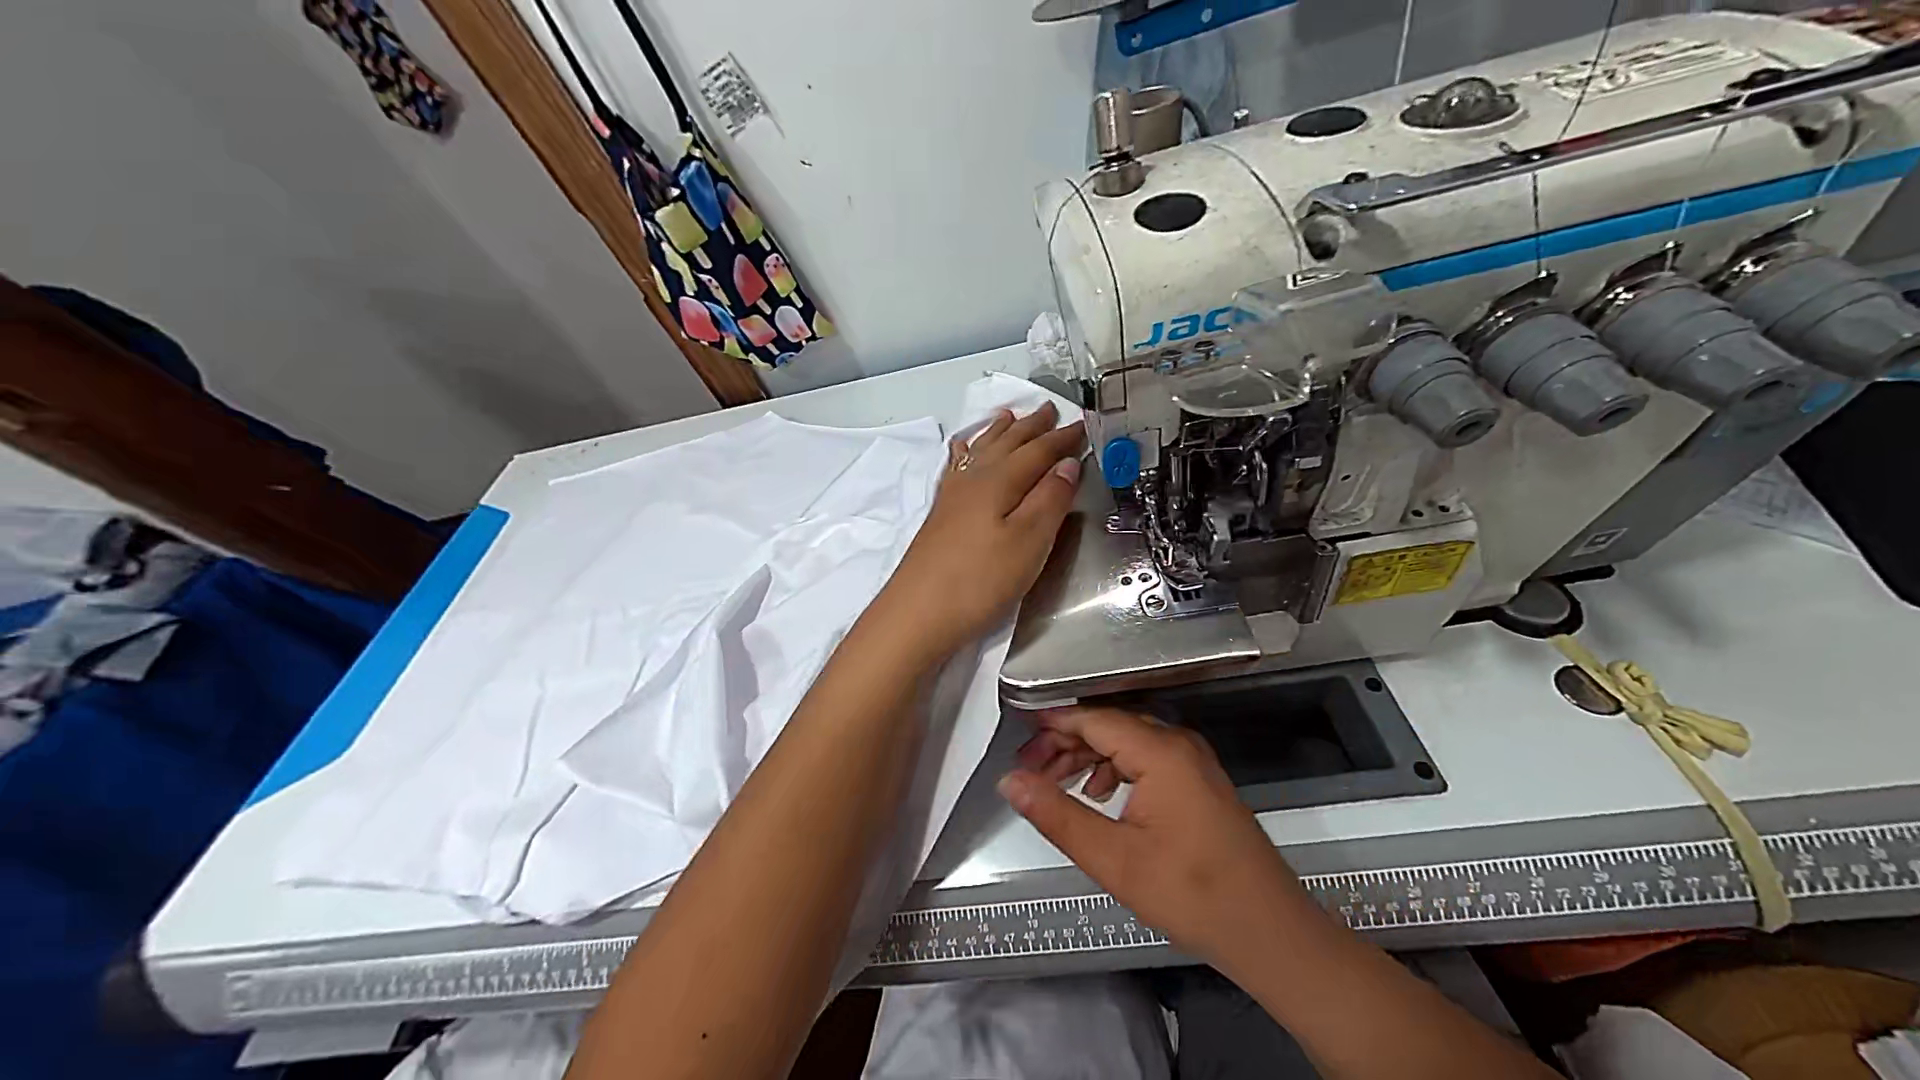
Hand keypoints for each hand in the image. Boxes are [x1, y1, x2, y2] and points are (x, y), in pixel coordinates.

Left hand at [872, 403, 1084, 657]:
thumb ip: (1051, 500)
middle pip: (1006, 444)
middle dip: (1030, 427)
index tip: (1081, 425)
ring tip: (1008, 417)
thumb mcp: (1029, 541)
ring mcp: (952, 497)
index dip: (1061, 438)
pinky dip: (966, 452)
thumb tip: (1068, 464)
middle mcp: (973, 480)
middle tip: (1047, 409)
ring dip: (998, 433)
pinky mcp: (939, 515)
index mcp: (999, 481)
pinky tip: (962, 452)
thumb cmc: (980, 580)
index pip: (1037, 452)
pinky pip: (956, 467)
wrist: (918, 612)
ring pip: (979, 452)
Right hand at [998, 706, 1321, 976]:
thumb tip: (1011, 781)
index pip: (1093, 719)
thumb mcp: (1113, 859)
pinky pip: (1147, 758)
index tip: (1018, 740)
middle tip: (1029, 769)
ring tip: (1056, 782)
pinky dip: (1115, 768)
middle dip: (1066, 742)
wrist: (1270, 932)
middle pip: (1110, 726)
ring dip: (1089, 756)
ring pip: (1128, 741)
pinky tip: (1099, 795)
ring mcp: (1194, 761)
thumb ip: (1057, 815)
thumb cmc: (1191, 894)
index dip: (1052, 725)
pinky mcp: (1199, 781)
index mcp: (1160, 752)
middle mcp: (1179, 744)